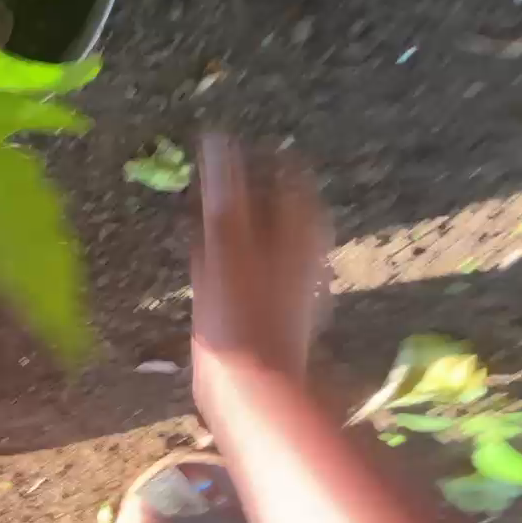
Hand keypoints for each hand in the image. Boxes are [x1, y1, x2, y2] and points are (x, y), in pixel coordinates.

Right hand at [191, 134, 332, 389]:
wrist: (250, 383)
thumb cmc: (236, 309)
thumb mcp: (225, 241)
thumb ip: (225, 189)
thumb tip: (219, 139)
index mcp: (297, 237)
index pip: (292, 184)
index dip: (274, 162)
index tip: (251, 143)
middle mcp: (303, 259)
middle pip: (289, 213)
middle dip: (265, 192)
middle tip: (238, 174)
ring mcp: (292, 289)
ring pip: (276, 242)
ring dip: (254, 224)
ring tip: (225, 214)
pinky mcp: (275, 314)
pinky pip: (262, 270)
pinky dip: (243, 256)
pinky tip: (223, 264)